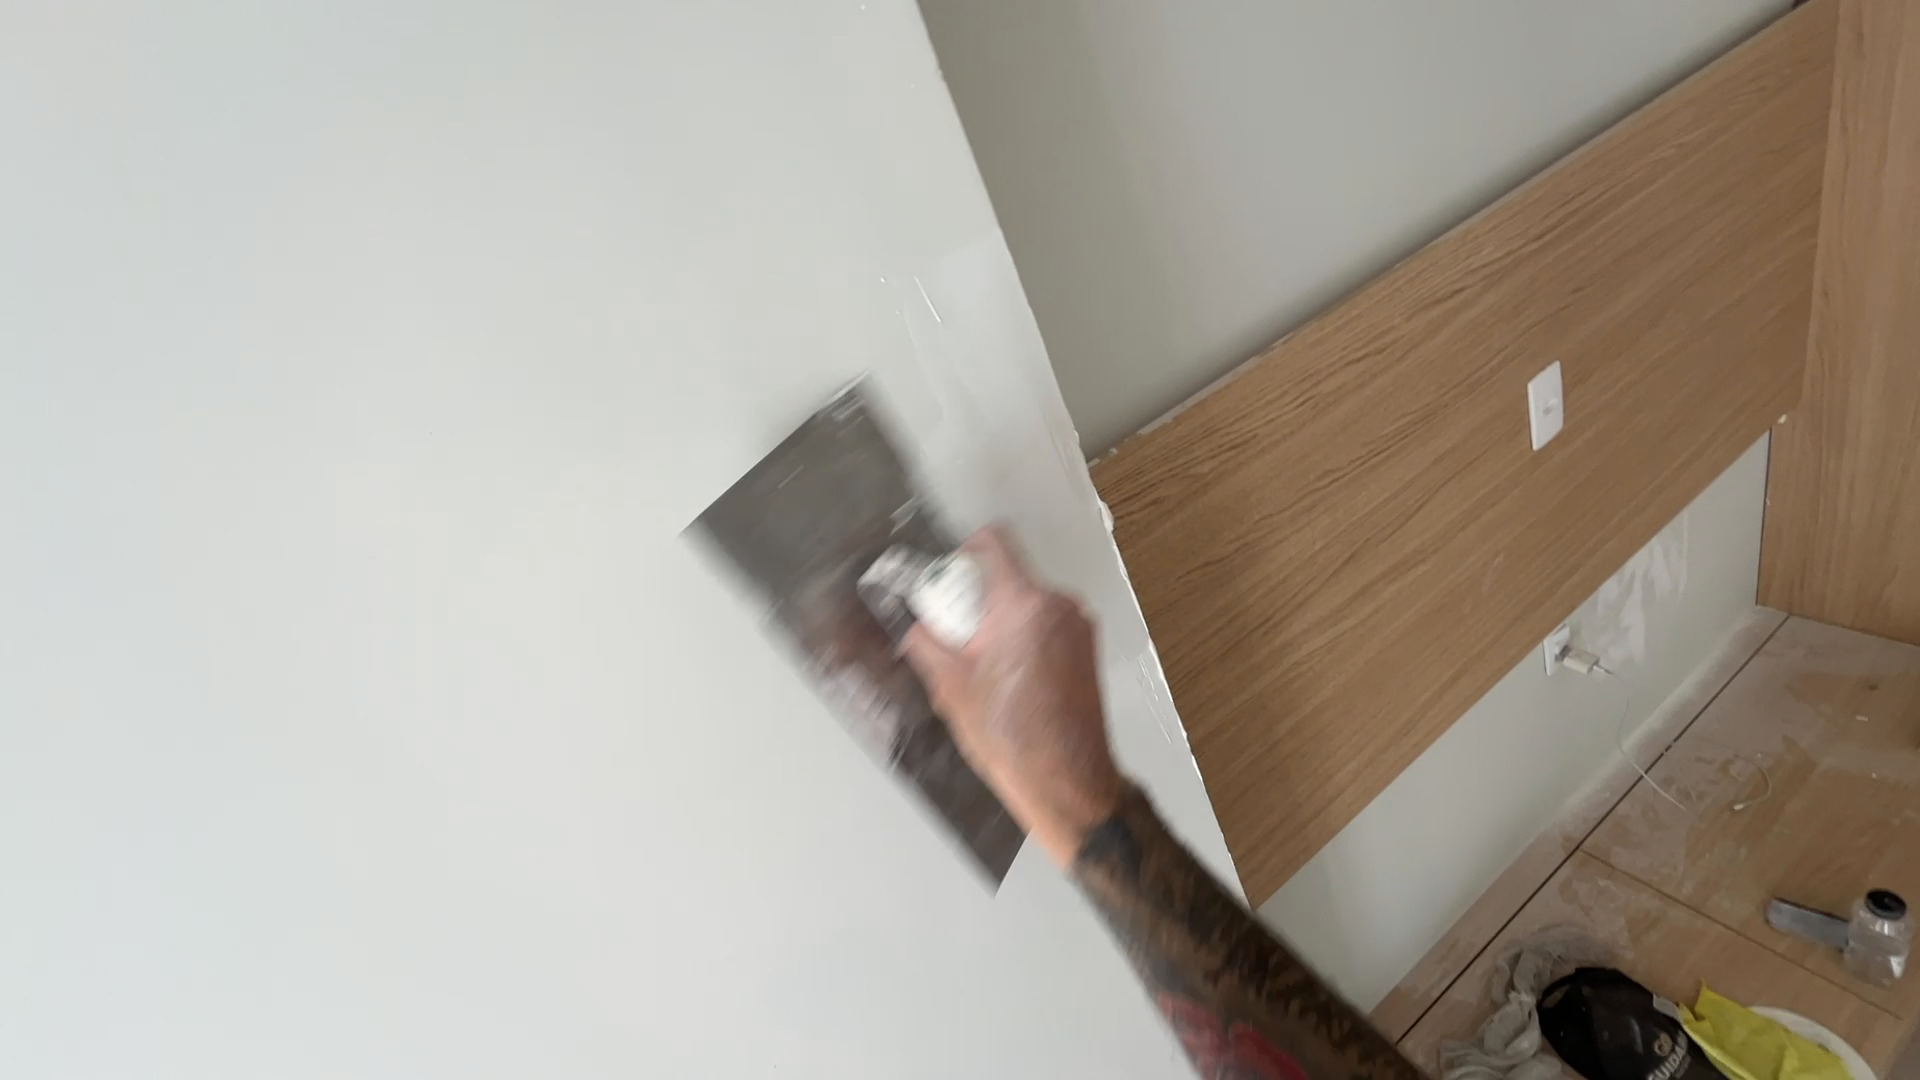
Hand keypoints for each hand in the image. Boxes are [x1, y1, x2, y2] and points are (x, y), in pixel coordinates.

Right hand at [902, 524, 1127, 865]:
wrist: (1067, 780)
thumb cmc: (1013, 736)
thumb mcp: (950, 686)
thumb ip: (925, 641)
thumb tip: (912, 623)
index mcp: (1023, 604)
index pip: (995, 542)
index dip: (966, 547)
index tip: (951, 572)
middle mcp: (1058, 605)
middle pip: (1009, 576)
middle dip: (978, 598)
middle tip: (957, 635)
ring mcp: (1078, 626)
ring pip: (1028, 602)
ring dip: (1002, 619)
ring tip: (983, 665)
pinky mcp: (1087, 647)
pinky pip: (1047, 622)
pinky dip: (1025, 635)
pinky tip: (1009, 676)